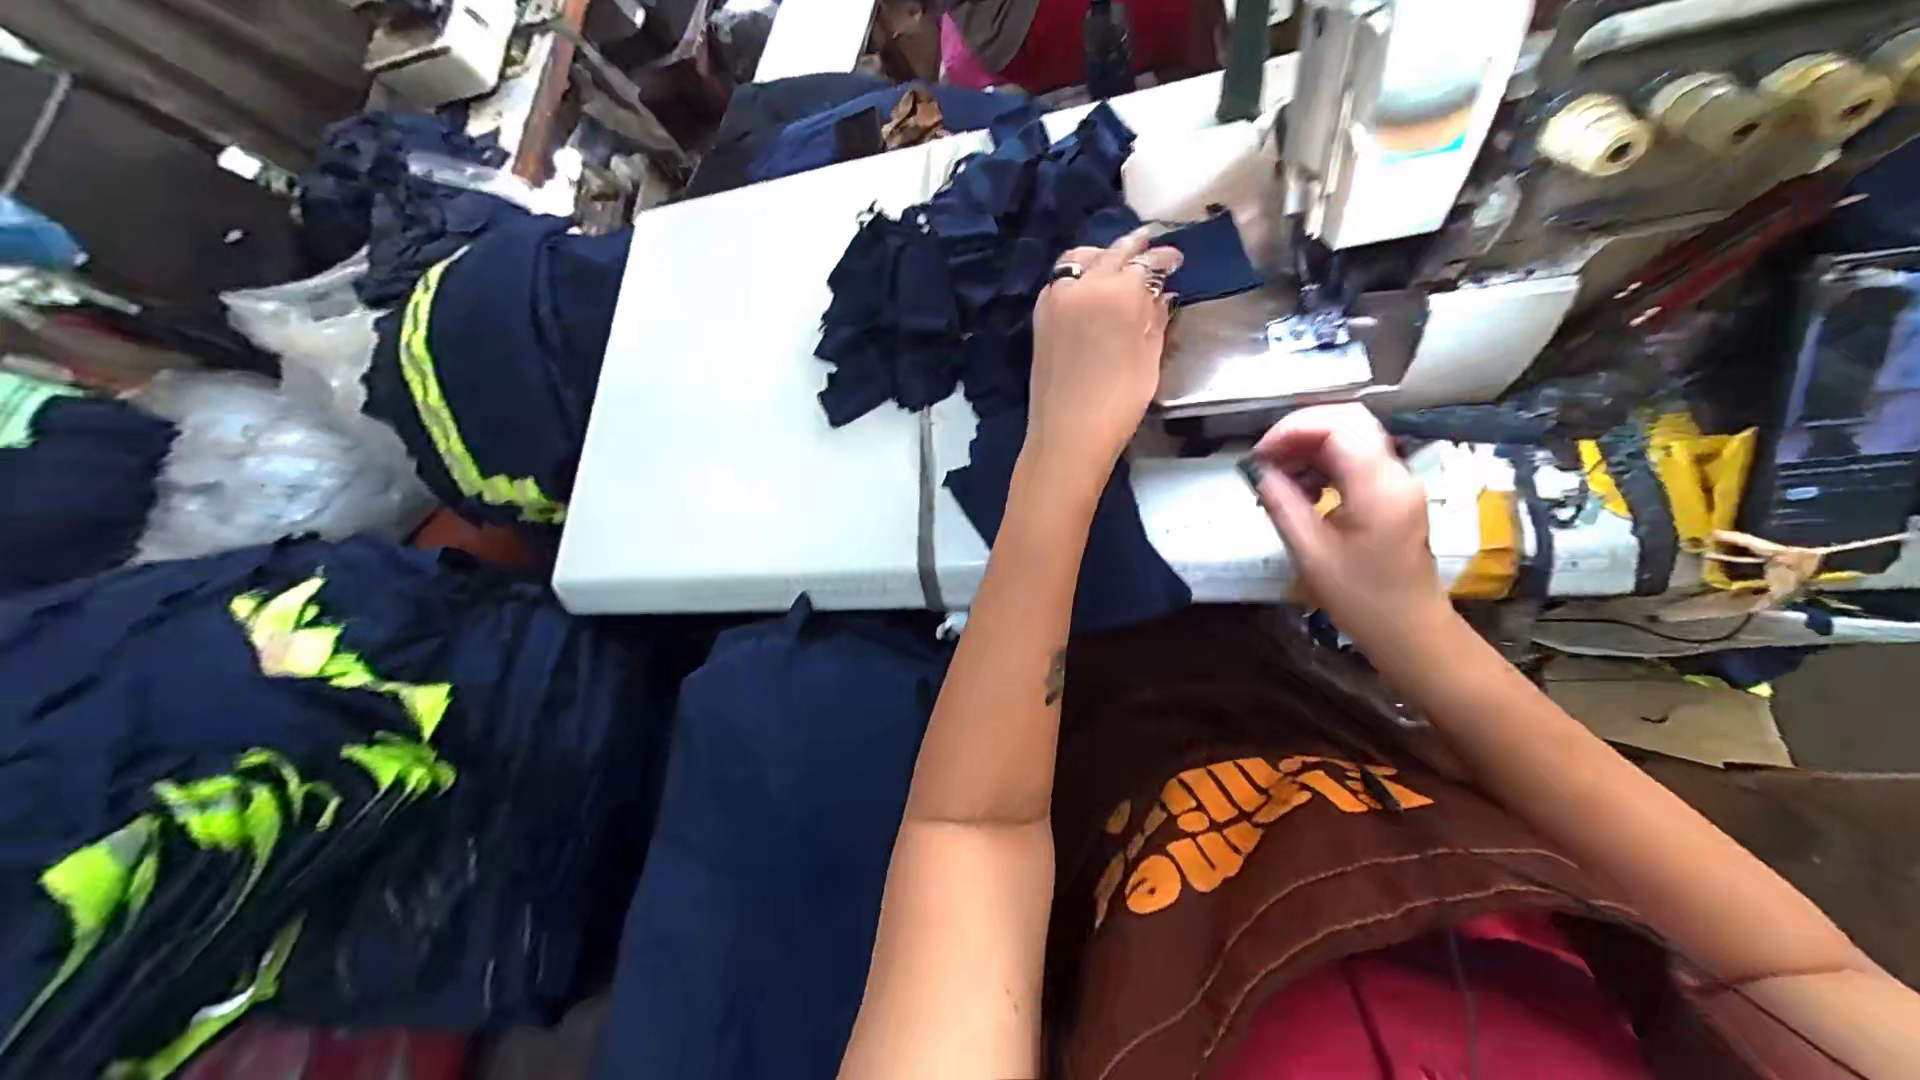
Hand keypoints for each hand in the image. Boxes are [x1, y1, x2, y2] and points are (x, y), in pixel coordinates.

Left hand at [1024, 228, 1180, 482]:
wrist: (1068, 432)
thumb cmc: (1118, 402)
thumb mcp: (1149, 359)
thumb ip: (1154, 320)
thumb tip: (1159, 295)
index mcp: (1120, 293)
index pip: (1147, 263)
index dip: (1165, 259)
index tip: (1175, 261)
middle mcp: (1085, 285)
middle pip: (1113, 254)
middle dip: (1135, 249)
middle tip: (1150, 250)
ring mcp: (1057, 298)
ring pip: (1081, 259)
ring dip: (1102, 256)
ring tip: (1117, 263)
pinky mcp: (1040, 316)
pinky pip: (1060, 280)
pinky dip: (1077, 274)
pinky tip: (1089, 286)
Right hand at [1246, 404, 1449, 650]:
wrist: (1408, 629)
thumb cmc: (1359, 597)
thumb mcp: (1310, 552)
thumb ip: (1282, 503)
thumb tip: (1258, 471)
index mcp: (1378, 487)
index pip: (1336, 428)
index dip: (1291, 430)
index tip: (1259, 455)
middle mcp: (1394, 473)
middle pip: (1348, 421)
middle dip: (1299, 431)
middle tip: (1265, 458)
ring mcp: (1397, 481)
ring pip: (1350, 436)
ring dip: (1309, 447)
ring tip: (1277, 477)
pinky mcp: (1391, 492)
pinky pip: (1355, 458)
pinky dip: (1322, 462)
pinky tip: (1300, 488)